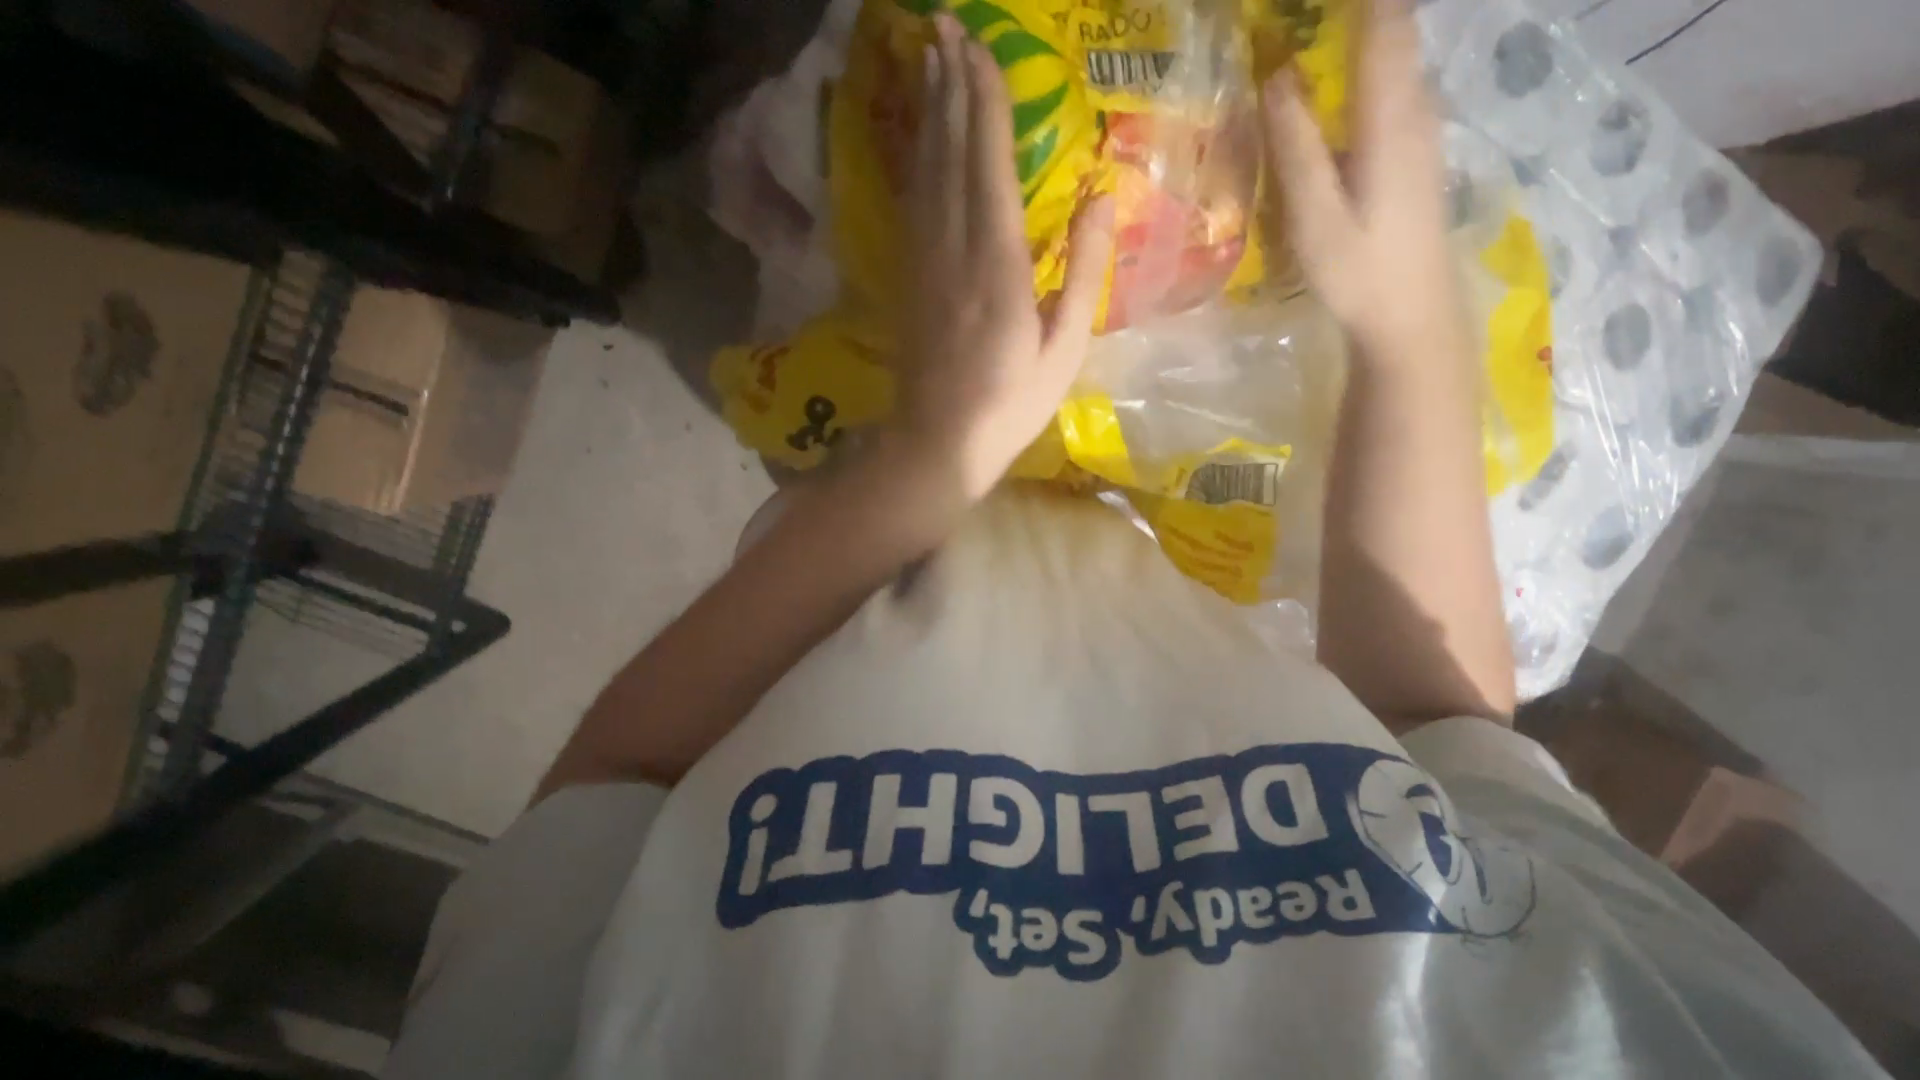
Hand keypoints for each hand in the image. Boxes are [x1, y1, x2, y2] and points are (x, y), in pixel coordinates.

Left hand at [890, 14, 1114, 500]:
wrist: (937, 444)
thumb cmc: (1010, 404)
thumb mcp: (1064, 349)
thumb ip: (1085, 271)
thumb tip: (1104, 197)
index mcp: (997, 265)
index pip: (990, 165)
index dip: (985, 103)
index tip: (980, 49)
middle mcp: (953, 249)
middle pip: (949, 152)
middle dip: (948, 87)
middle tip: (943, 27)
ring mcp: (924, 260)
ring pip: (925, 170)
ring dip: (928, 111)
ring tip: (928, 59)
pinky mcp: (909, 275)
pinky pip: (912, 201)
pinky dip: (916, 157)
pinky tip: (919, 134)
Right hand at [1261, 0, 1467, 361]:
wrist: (1413, 320)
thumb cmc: (1361, 272)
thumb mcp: (1316, 214)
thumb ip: (1296, 143)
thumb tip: (1276, 72)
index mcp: (1391, 119)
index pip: (1384, 26)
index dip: (1360, 0)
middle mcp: (1416, 112)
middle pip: (1395, 34)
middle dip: (1360, 12)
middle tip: (1302, 16)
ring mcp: (1422, 134)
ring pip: (1397, 61)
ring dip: (1365, 37)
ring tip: (1318, 31)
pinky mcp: (1417, 156)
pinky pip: (1395, 89)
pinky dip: (1369, 70)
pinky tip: (1338, 86)